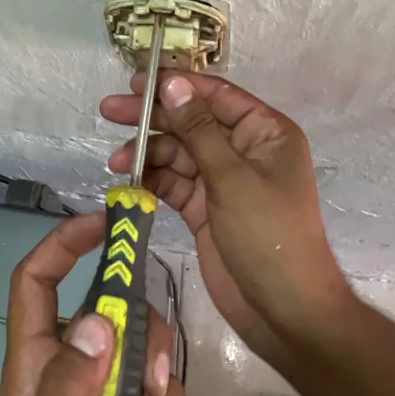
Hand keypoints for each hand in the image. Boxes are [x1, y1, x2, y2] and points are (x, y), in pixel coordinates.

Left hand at [0, 213, 199, 395]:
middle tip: (156, 381)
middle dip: (145, 341)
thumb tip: (99, 319)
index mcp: (35, 369)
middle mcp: (74, 376)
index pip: (37, 284)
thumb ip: (66, 390)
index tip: (106, 222)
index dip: (64, 244)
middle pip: (116, 317)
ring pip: (152, 363)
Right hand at [102, 72, 350, 355]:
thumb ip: (198, 129)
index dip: (175, 86)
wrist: (284, 313)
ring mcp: (224, 180)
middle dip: (152, 117)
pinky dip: (152, 179)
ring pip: (178, 152)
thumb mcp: (232, 178)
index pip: (215, 95)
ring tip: (116, 161)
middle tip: (110, 110)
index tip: (136, 82)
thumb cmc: (268, 236)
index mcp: (264, 132)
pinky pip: (174, 182)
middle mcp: (244, 149)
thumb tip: (173, 84)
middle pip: (191, 121)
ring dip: (147, 153)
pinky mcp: (206, 208)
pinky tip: (129, 180)